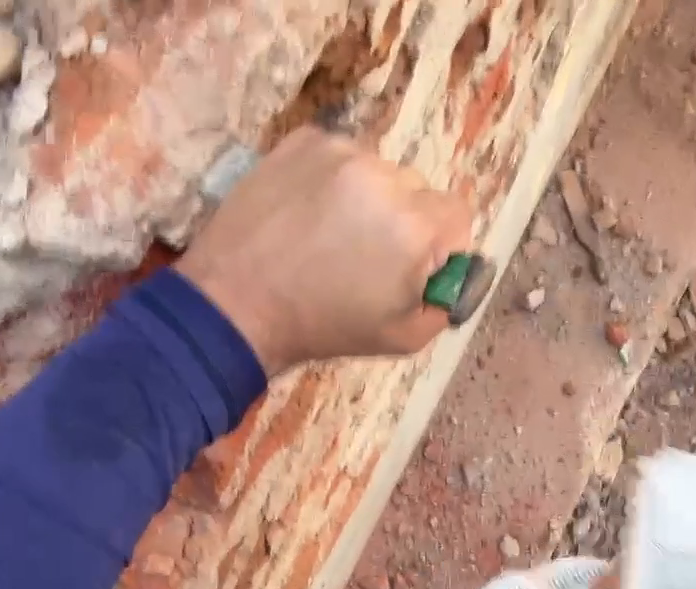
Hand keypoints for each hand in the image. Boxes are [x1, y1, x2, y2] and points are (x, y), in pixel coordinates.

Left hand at [177, 127, 474, 375]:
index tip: (414, 267)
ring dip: (368, 199)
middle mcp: (383, 177)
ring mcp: (339, 152)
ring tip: (330, 237)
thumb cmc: (324, 327)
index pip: (458, 216)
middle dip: (405, 222)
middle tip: (367, 258)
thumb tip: (450, 278)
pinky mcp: (303, 141)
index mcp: (414, 226)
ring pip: (378, 172)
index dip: (443, 245)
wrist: (237, 304)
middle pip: (418, 191)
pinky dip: (332, 182)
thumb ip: (442, 305)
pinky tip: (307, 216)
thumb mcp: (403, 339)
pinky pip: (338, 157)